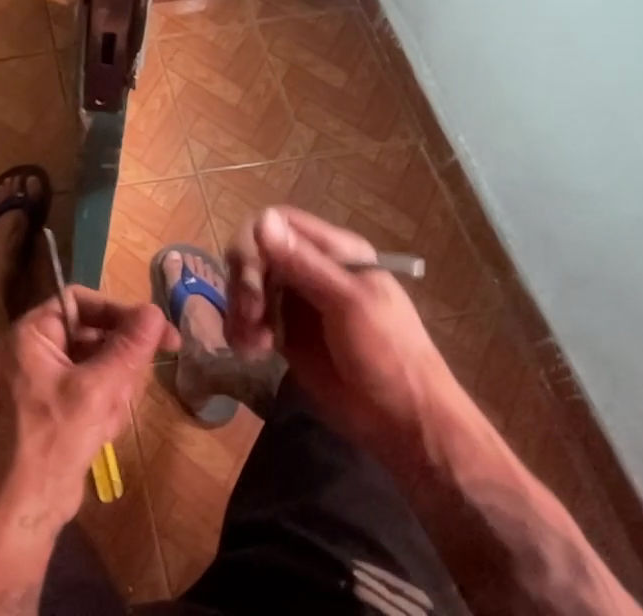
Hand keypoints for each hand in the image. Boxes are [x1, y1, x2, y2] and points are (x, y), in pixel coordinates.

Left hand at [0, 288, 177, 528]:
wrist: (27, 504)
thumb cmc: (53, 439)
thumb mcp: (96, 389)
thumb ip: (128, 348)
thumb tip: (155, 310)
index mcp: (33, 333)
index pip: (82, 301)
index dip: (119, 311)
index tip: (156, 327)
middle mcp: (39, 348)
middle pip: (97, 334)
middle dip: (118, 365)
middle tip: (126, 390)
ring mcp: (51, 377)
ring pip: (103, 365)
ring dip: (114, 392)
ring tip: (104, 419)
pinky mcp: (64, 404)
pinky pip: (99, 390)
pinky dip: (107, 409)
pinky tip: (101, 432)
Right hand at [224, 207, 461, 448]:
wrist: (403, 421)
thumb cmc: (388, 355)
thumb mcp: (349, 305)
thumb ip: (304, 264)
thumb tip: (261, 221)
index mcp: (335, 251)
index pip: (278, 222)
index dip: (255, 243)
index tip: (253, 278)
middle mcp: (312, 268)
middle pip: (255, 253)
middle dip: (244, 282)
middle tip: (251, 315)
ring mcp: (296, 301)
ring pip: (246, 286)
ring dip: (239, 310)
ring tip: (253, 344)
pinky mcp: (284, 332)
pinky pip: (248, 318)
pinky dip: (241, 331)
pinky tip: (253, 352)